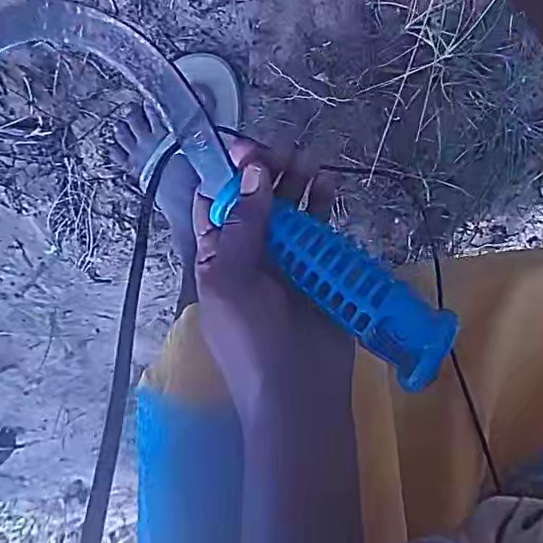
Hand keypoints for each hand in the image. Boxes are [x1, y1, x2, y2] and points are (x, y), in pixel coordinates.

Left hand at [192, 139, 350, 427]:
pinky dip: (321, 203)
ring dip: (295, 181)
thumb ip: (242, 226)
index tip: (245, 150)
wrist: (298, 392)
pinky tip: (327, 185)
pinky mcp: (317, 265)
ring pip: (288, 206)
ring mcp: (284, 256)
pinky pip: (318, 226)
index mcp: (216, 253)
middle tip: (282, 153)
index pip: (215, 201)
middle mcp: (248, 249)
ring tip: (307, 161)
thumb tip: (253, 173)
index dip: (227, 173)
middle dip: (266, 171)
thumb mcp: (230, 281)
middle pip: (255, 198)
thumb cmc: (251, 338)